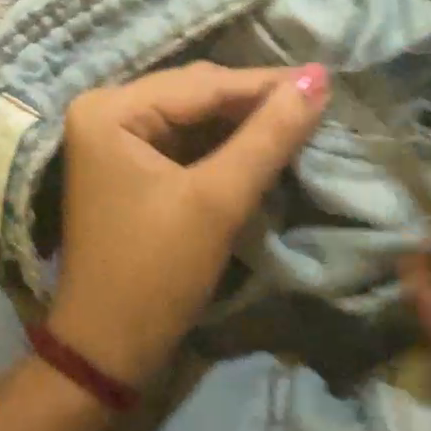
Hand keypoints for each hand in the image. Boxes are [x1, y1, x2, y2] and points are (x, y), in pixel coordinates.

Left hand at [47, 62, 329, 387]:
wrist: (106, 352)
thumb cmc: (156, 273)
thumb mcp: (218, 201)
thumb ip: (269, 136)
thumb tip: (319, 78)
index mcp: (111, 109)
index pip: (202, 84)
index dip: (266, 82)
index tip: (325, 80)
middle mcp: (105, 108)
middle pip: (196, 92)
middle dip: (254, 98)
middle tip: (316, 99)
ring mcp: (113, 135)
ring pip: (194, 112)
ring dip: (243, 118)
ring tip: (298, 114)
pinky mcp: (127, 161)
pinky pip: (184, 135)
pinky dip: (223, 140)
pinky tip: (261, 139)